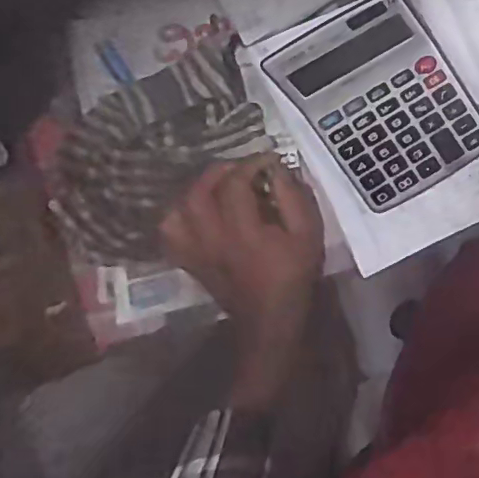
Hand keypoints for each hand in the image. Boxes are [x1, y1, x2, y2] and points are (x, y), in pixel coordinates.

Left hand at [160, 153, 323, 410]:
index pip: (234, 184)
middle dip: (220, 171)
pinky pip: (170, 233)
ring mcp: (195, 252)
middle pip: (198, 192)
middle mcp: (211, 239)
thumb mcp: (308, 231)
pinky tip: (200, 211)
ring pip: (178, 211)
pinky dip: (180, 215)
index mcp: (243, 232)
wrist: (270, 317)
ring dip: (197, 190)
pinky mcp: (189, 262)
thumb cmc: (294, 271)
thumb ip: (293, 196)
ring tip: (219, 185)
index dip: (251, 164)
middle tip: (242, 168)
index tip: (269, 160)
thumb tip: (277, 169)